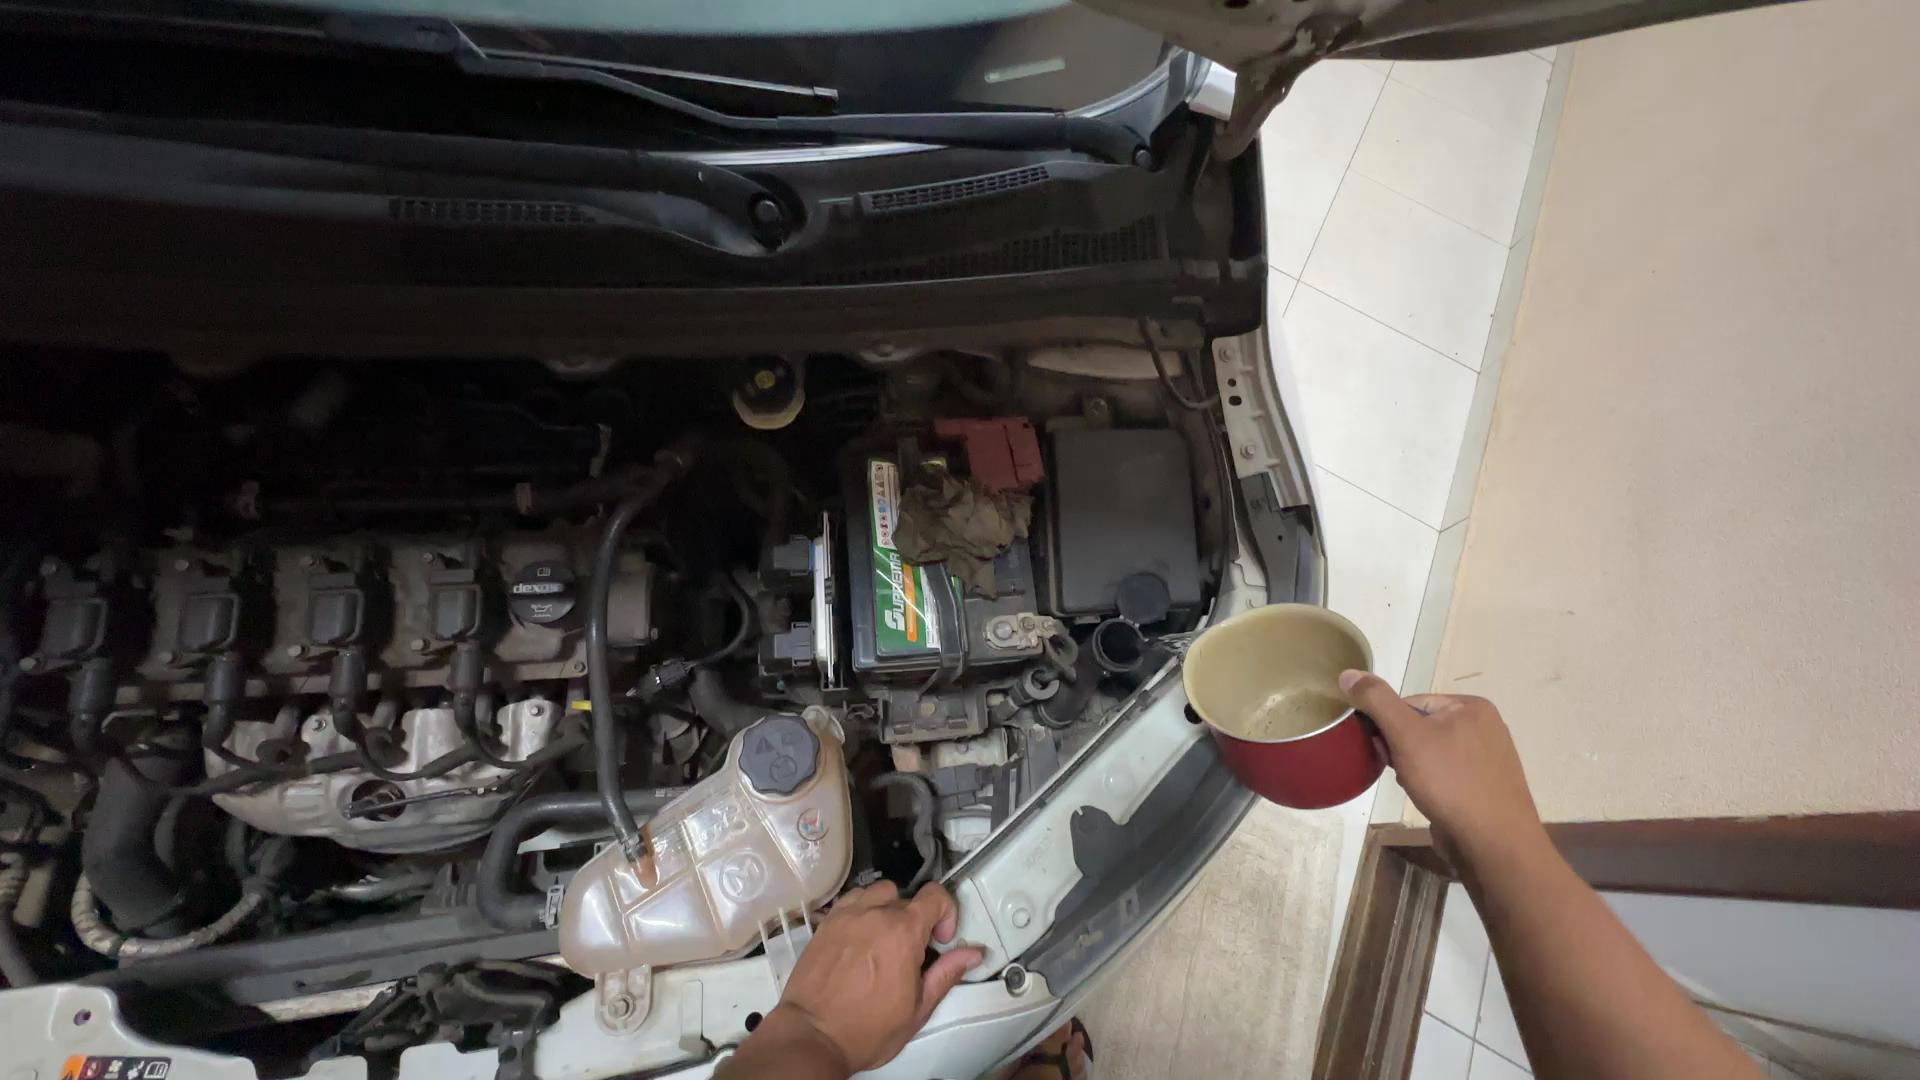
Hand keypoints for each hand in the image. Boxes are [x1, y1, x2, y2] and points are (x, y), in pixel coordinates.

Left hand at [753, 881, 983, 1075]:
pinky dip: (863, 908)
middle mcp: (877, 912)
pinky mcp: (828, 919)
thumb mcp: (916, 1009)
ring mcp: (850, 912)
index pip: (936, 895)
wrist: (813, 1035)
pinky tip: (861, 935)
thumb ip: (946, 973)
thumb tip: (973, 953)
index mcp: (904, 931)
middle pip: (908, 898)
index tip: (940, 940)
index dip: (946, 913)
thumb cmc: (867, 1028)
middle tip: (910, 953)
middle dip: (916, 921)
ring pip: (880, 892)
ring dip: (889, 909)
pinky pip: (853, 898)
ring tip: (884, 939)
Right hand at [1340, 671, 1547, 865]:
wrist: (1493, 845)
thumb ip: (1376, 700)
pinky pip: (1444, 772)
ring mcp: (1488, 758)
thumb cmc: (1450, 782)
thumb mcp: (1406, 734)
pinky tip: (1427, 796)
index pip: (1409, 702)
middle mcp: (1485, 727)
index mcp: (1472, 707)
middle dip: (1399, 747)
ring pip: (1427, 751)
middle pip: (1417, 725)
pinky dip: (1428, 781)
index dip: (1387, 725)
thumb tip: (1348, 673)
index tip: (1383, 748)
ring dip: (1410, 765)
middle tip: (1397, 768)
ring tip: (1414, 785)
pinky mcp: (1485, 785)